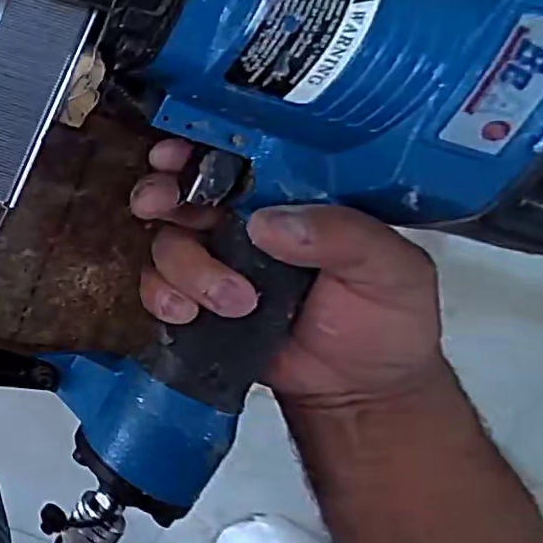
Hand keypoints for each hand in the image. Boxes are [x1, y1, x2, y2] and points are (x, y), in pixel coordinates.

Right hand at [130, 139, 449, 406]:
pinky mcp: (182, 295)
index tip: (169, 156)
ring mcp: (204, 260)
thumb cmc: (382, 323)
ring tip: (232, 303)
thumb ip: (344, 236)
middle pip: (176, 193)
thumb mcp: (393, 272)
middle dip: (157, 194)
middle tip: (156, 207)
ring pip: (163, 242)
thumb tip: (265, 222)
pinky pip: (149, 283)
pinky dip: (160, 295)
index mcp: (284, 203)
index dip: (194, 153)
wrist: (353, 390)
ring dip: (185, 269)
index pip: (233, 163)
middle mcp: (235, 224)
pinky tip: (185, 314)